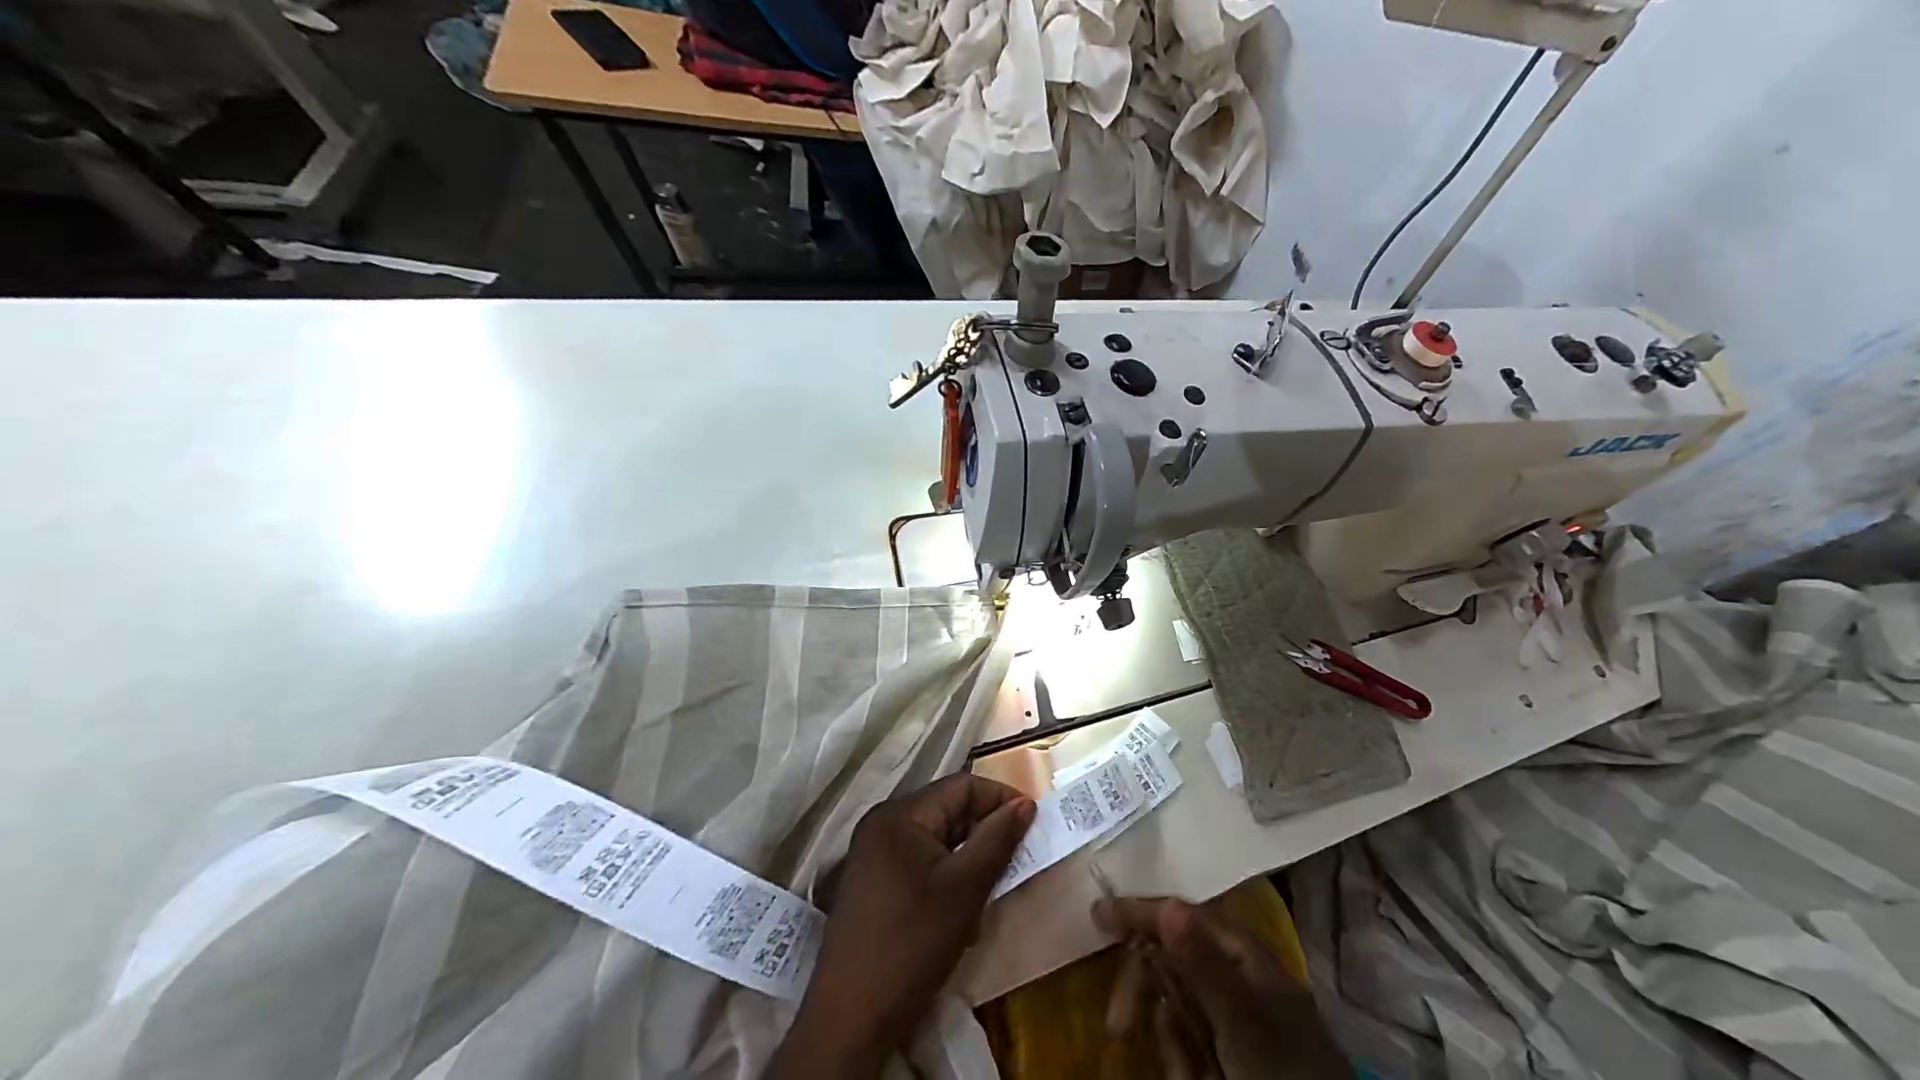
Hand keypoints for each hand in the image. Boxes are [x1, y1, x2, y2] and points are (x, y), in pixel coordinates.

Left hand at [768, 774, 1035, 1078]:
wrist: (853, 1015)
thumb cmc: (912, 943)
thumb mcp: (965, 889)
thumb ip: (997, 840)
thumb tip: (1024, 804)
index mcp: (899, 814)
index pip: (961, 786)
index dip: (1001, 799)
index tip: (1034, 825)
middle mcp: (882, 823)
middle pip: (948, 810)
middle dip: (985, 834)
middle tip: (1015, 863)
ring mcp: (874, 853)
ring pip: (938, 839)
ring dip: (968, 860)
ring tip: (987, 894)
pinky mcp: (874, 880)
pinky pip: (922, 861)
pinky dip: (947, 877)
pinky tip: (960, 913)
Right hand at [1094, 896, 1350, 1078]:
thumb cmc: (1283, 1071)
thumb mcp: (1242, 1018)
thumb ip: (1203, 962)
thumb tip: (1168, 903)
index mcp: (1245, 958)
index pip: (1185, 917)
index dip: (1142, 913)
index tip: (1098, 914)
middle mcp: (1235, 981)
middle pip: (1172, 960)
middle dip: (1142, 989)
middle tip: (1117, 1024)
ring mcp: (1230, 1021)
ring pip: (1173, 1003)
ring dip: (1158, 1030)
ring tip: (1165, 1063)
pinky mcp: (1223, 1056)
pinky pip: (1184, 1041)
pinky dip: (1177, 1056)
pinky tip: (1188, 1075)